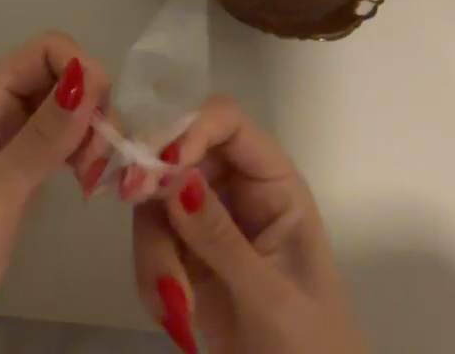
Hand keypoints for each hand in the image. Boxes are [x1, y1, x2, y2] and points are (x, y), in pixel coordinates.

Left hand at [0, 32, 112, 353]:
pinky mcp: (27, 169)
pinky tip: (92, 186)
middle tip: (101, 165)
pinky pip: (68, 142)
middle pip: (67, 76)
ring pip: (72, 110)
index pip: (48, 49)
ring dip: (96, 136)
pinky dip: (88, 155)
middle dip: (95, 109)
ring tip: (97, 182)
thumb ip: (41, 139)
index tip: (101, 123)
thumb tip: (88, 80)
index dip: (82, 71)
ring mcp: (15, 139)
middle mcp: (2, 107)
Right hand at [130, 97, 367, 353]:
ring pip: (152, 199)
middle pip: (175, 155)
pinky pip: (147, 238)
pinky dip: (150, 274)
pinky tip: (172, 312)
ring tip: (173, 305)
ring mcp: (203, 217)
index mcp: (273, 183)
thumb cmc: (311, 347)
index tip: (165, 163)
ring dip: (153, 250)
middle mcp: (234, 187)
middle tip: (143, 222)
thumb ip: (220, 237)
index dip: (192, 128)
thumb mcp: (271, 295)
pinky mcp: (180, 247)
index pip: (227, 123)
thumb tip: (174, 178)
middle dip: (156, 193)